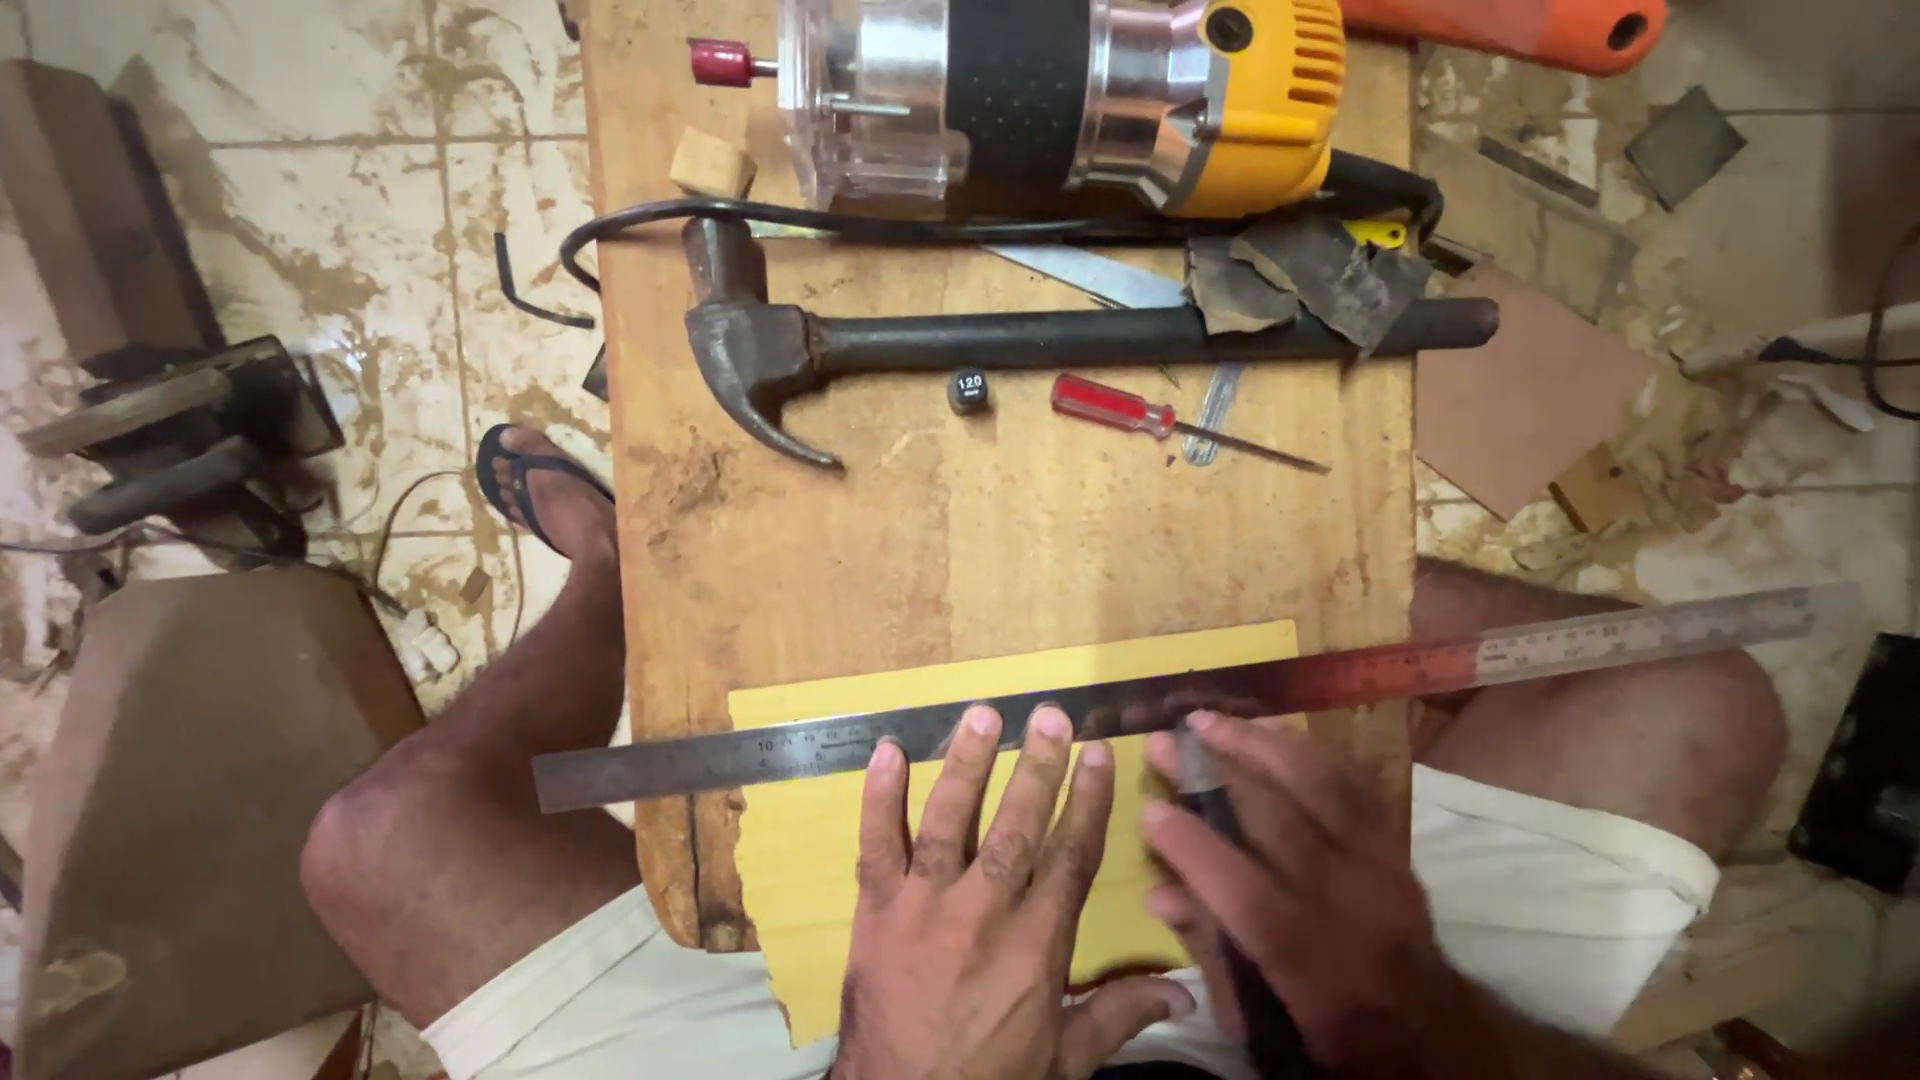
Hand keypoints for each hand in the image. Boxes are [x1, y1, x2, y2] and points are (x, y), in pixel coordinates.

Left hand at [831, 704, 1194, 1079]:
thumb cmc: (988, 1079)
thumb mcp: (1063, 1060)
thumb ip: (1119, 1015)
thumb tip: (1185, 991)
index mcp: (1036, 944)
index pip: (1071, 856)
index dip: (1088, 801)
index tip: (1097, 753)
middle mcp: (984, 911)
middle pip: (1017, 826)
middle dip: (1038, 768)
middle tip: (1050, 715)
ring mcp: (925, 904)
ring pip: (950, 821)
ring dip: (967, 764)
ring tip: (983, 714)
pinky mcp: (877, 908)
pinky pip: (877, 844)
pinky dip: (879, 797)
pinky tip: (888, 751)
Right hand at [1139, 713, 1468, 1076]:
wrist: (1432, 1032)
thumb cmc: (1332, 1029)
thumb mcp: (1263, 1013)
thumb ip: (1211, 948)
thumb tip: (1158, 891)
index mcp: (1311, 960)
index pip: (1243, 892)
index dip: (1192, 847)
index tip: (1149, 810)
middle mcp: (1349, 904)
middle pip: (1278, 821)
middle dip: (1213, 772)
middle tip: (1166, 739)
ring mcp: (1379, 867)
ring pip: (1318, 786)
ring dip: (1257, 744)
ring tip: (1210, 720)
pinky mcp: (1395, 846)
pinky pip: (1349, 782)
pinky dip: (1304, 751)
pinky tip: (1269, 730)